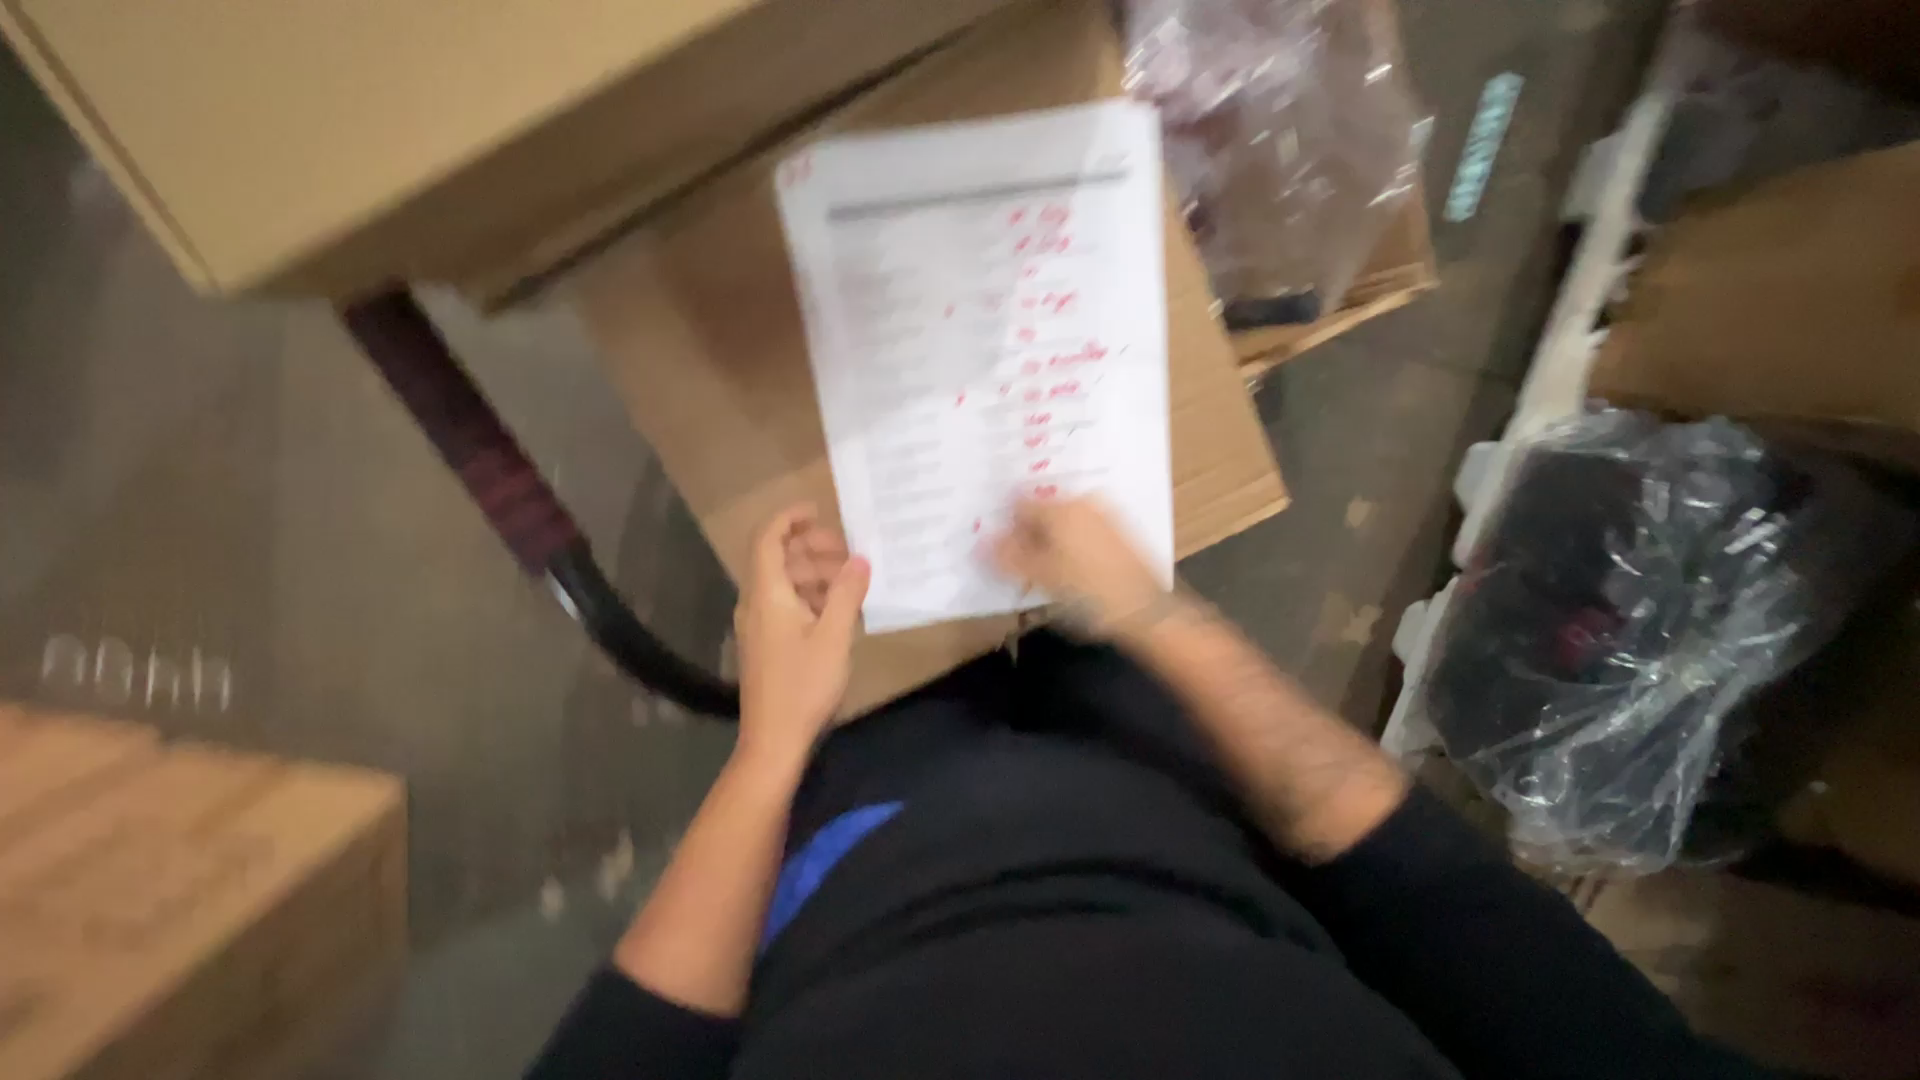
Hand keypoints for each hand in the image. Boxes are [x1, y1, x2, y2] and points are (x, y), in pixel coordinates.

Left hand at [734, 504, 870, 761]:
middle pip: (778, 559)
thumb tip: (860, 559)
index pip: (768, 539)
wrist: (774, 739)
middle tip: (848, 553)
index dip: (790, 519)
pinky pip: (785, 606)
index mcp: (766, 594)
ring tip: (851, 583)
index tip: (820, 510)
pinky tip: (838, 612)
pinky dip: (810, 598)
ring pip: (784, 584)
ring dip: (814, 575)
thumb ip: (847, 592)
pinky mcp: (766, 645)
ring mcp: (758, 626)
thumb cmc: (804, 684)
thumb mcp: (834, 635)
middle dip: (812, 548)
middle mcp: (755, 603)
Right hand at [990, 496, 1166, 633]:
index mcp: (1061, 507)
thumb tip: (980, 542)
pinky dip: (1071, 545)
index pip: (1016, 505)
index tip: (1002, 555)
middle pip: (1041, 512)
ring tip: (1049, 576)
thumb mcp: (1041, 578)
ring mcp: (1106, 514)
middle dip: (1027, 535)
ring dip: (1049, 542)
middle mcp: (1084, 501)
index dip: (1004, 529)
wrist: (1147, 611)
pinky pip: (1083, 530)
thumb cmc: (1089, 593)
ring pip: (1063, 522)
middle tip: (1024, 569)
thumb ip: (1007, 556)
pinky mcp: (1120, 531)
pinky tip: (1074, 573)